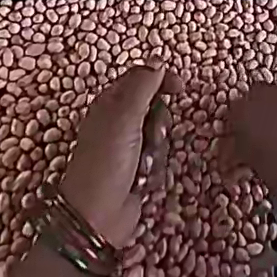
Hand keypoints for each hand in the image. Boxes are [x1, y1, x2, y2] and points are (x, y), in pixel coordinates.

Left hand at [58, 66, 171, 246]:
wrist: (97, 217)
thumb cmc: (106, 161)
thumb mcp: (124, 117)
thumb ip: (143, 86)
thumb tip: (158, 60)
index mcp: (110, 101)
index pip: (141, 78)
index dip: (160, 79)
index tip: (179, 87)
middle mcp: (119, 120)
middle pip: (154, 106)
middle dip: (159, 121)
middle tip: (153, 134)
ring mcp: (129, 146)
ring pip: (159, 133)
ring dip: (157, 147)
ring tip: (144, 162)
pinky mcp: (138, 169)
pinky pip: (159, 157)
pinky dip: (155, 167)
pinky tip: (144, 179)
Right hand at [228, 86, 276, 251]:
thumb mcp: (264, 175)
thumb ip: (245, 154)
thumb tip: (233, 151)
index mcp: (249, 117)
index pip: (232, 112)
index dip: (236, 127)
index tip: (239, 140)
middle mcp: (270, 97)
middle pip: (254, 96)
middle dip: (256, 113)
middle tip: (263, 137)